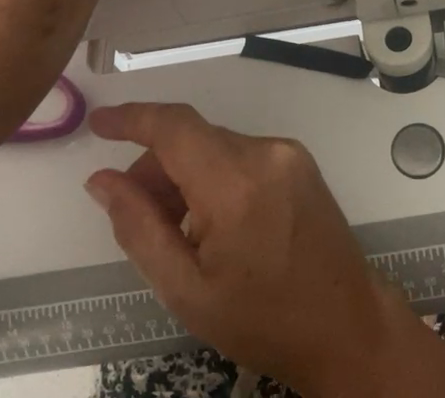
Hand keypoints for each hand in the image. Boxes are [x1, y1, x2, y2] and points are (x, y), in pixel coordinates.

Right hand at [85, 104, 410, 395]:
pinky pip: (242, 155)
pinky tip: (213, 222)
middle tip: (136, 214)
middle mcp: (265, 153)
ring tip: (178, 230)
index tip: (98, 123)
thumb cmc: (262, 318)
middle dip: (155, 167)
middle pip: (192, 138)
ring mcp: (288, 154)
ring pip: (216, 146)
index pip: (174, 127)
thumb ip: (138, 227)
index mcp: (235, 184)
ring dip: (186, 173)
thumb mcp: (185, 288)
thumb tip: (102, 179)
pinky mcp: (300, 163)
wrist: (346, 325)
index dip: (132, 118)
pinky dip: (215, 176)